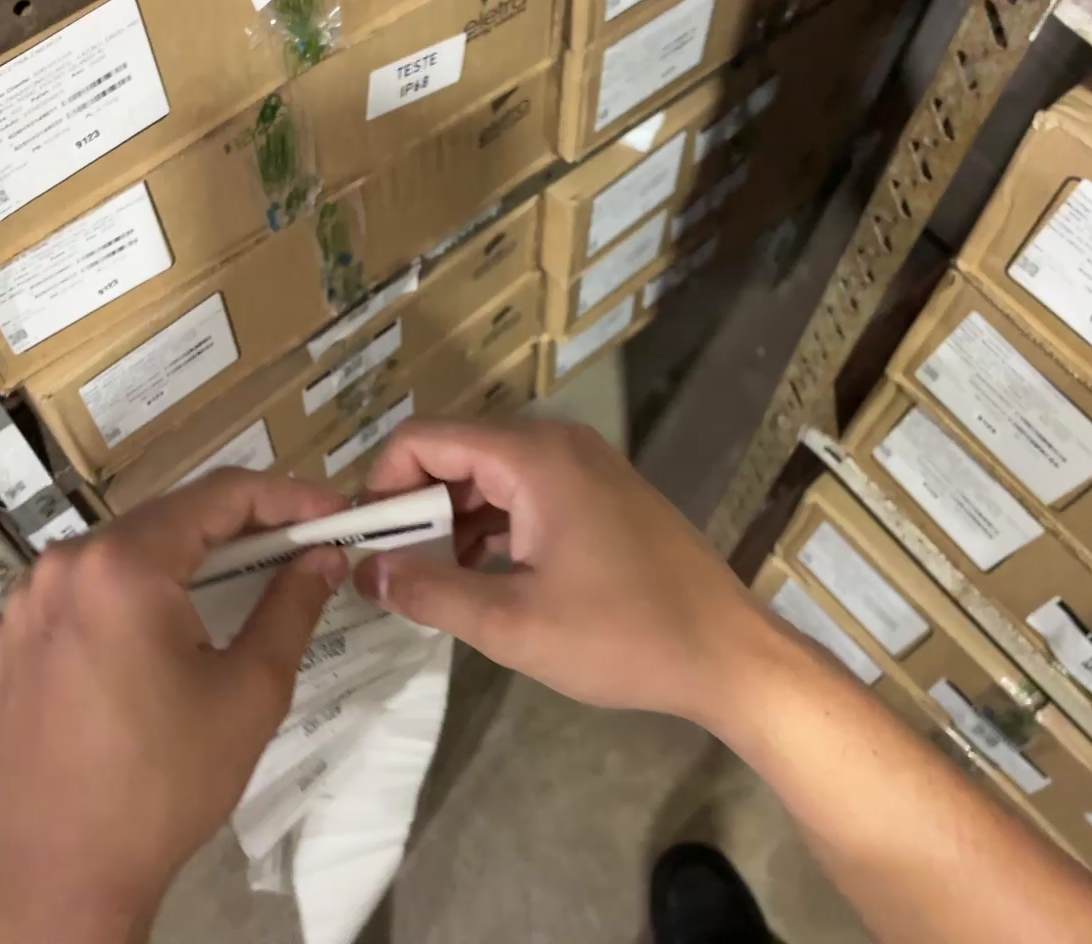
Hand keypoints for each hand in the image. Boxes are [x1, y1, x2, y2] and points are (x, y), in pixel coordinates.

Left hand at [0, 471, 350, 943]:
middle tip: (304, 543)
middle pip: (175, 515)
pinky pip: (96, 582)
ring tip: (253, 573)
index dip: (287, 496)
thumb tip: (325, 554)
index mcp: (122, 566)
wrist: (62, 879)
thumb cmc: (168, 781)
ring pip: (134, 545)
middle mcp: (65, 563)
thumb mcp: (253, 688)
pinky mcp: (16, 633)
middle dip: (247, 523)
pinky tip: (179, 614)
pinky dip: (148, 582)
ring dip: (198, 551)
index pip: (221, 495)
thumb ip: (293, 603)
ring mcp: (31, 598)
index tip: (333, 513)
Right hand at [354, 420, 759, 728]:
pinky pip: (524, 491)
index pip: (425, 438)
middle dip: (414, 504)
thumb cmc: (622, 635)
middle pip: (456, 452)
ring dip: (451, 517)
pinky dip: (490, 524)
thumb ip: (429, 591)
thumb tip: (365, 573)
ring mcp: (582, 464)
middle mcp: (555, 443)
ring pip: (489, 474)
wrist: (729, 653)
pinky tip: (479, 572)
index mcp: (532, 457)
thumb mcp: (512, 622)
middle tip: (389, 565)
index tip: (362, 537)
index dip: (382, 482)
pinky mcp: (598, 491)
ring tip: (429, 577)